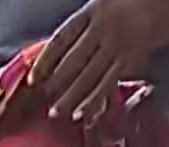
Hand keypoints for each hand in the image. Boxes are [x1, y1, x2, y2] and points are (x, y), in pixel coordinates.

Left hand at [30, 0, 168, 121]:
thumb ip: (103, 15)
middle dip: (56, 82)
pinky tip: (81, 113)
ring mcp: (118, 40)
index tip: (34, 76)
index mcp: (98, 5)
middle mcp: (104, 24)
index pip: (62, 37)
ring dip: (70, 96)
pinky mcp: (134, 53)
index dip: (46, 58)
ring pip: (86, 75)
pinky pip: (107, 83)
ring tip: (56, 112)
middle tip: (45, 100)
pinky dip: (92, 100)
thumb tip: (89, 39)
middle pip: (71, 60)